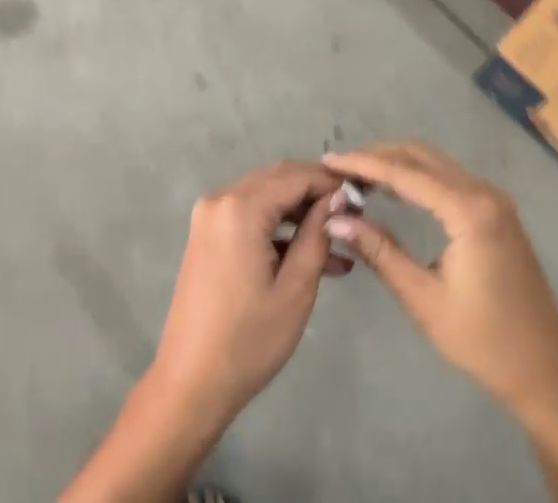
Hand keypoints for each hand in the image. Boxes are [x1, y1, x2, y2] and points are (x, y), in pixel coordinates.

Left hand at [149, 161, 348, 419]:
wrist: (192, 381)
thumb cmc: (249, 339)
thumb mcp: (296, 287)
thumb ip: (317, 234)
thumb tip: (337, 199)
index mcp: (240, 208)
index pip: (295, 176)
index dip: (332, 182)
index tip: (364, 195)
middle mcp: (219, 201)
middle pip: (277, 180)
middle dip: (316, 193)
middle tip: (354, 215)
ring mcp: (208, 219)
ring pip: (264, 198)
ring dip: (299, 214)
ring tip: (340, 244)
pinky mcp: (206, 237)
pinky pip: (249, 218)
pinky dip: (278, 230)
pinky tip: (311, 256)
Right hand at [321, 143, 557, 413]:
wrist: (544, 369)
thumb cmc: (482, 340)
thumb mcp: (423, 297)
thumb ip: (379, 251)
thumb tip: (336, 220)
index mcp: (469, 212)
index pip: (405, 173)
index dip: (363, 164)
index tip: (328, 161)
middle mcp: (485, 194)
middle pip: (421, 156)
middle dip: (377, 157)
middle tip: (338, 169)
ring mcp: (495, 201)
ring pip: (436, 164)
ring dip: (397, 165)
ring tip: (356, 178)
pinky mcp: (497, 214)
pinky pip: (449, 180)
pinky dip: (416, 178)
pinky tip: (392, 192)